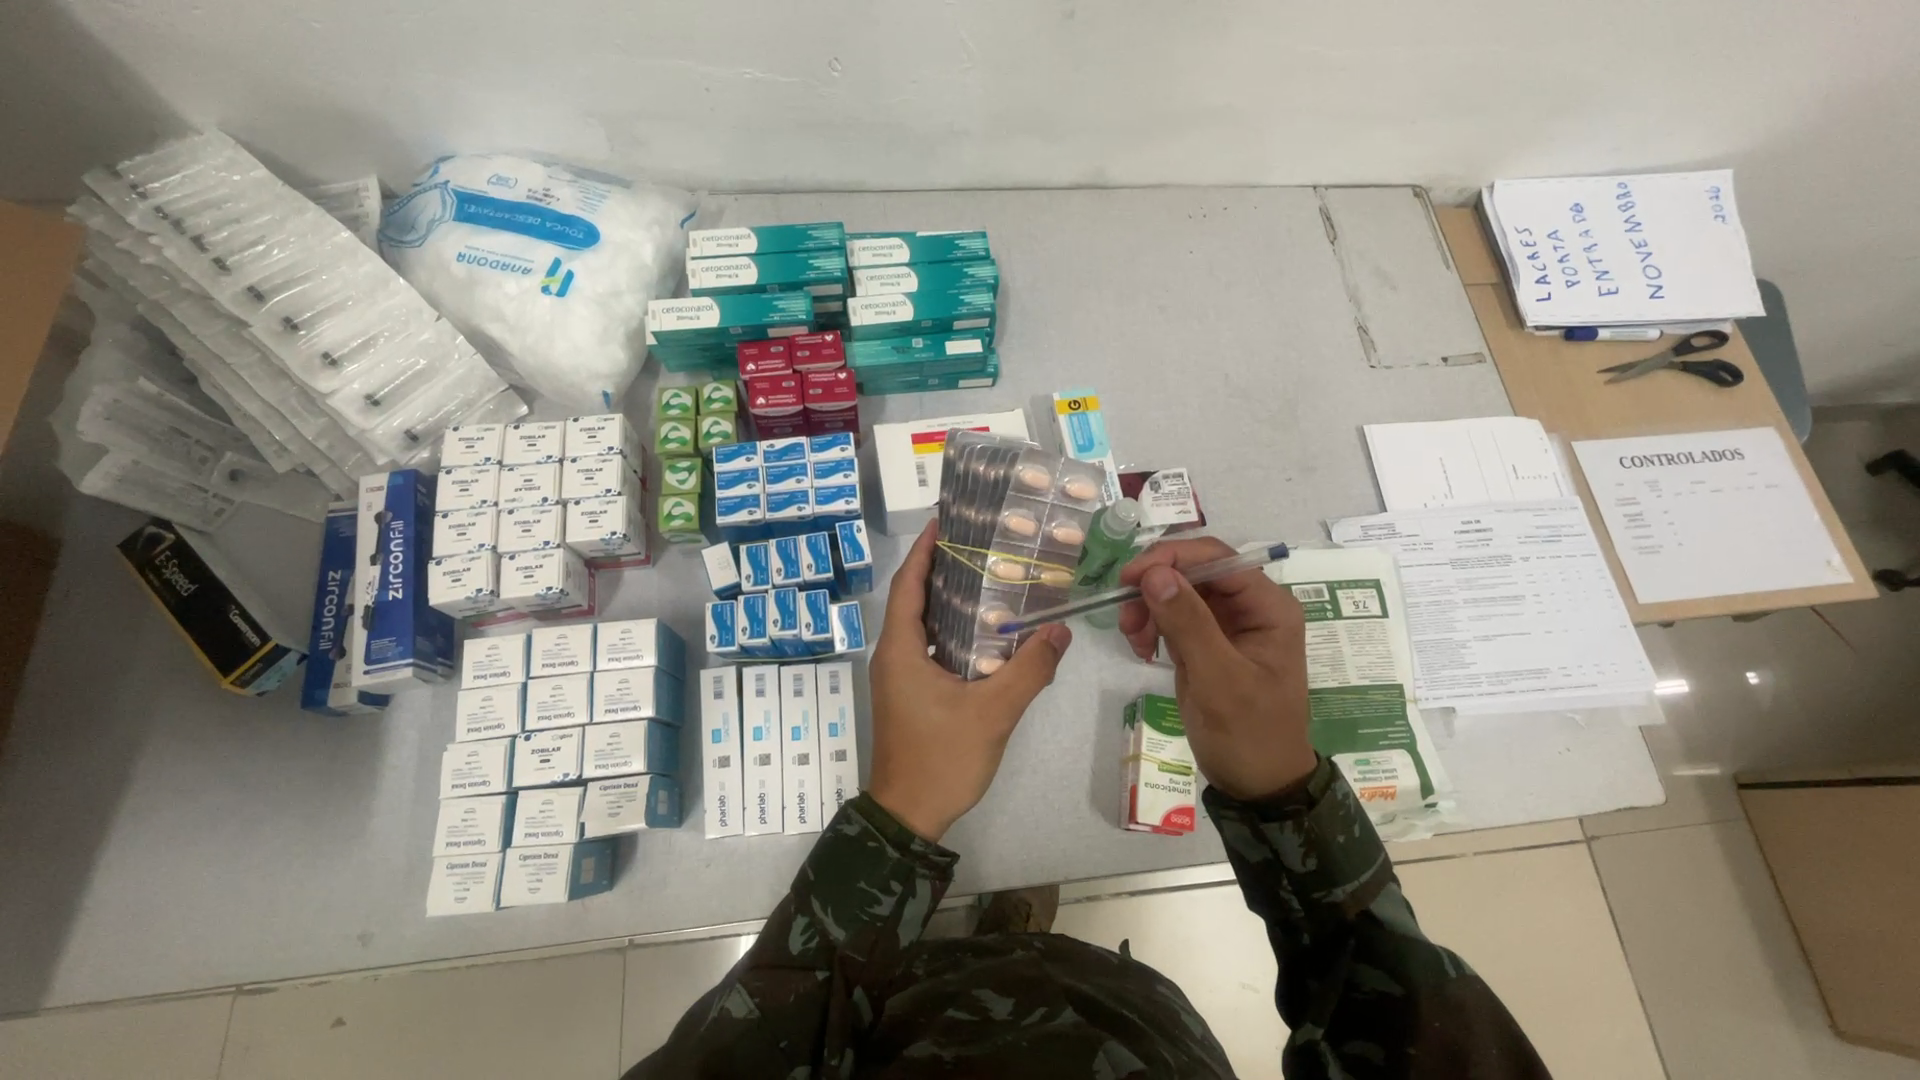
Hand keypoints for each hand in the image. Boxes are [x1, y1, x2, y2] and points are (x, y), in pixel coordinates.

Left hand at [866, 520, 1072, 842]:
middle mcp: (894, 655)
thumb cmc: (942, 759)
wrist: (909, 815)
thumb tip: (1060, 629)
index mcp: (901, 649)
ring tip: (990, 576)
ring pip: (923, 624)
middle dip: (943, 568)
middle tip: (983, 543)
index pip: (908, 584)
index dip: (924, 549)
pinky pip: (929, 647)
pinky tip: (987, 631)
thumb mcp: (993, 713)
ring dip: (949, 600)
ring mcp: (900, 676)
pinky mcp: (910, 694)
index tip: (947, 519)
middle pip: (915, 598)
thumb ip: (1029, 669)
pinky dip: (953, 631)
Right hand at [1118, 538, 1315, 799]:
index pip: (1217, 558)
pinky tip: (1142, 649)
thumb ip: (1188, 623)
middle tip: (1125, 616)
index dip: (1171, 558)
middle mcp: (1250, 606)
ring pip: (1177, 590)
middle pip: (1194, 570)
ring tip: (1133, 640)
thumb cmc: (1248, 733)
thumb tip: (1155, 574)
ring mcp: (1227, 624)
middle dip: (1155, 586)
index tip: (1130, 579)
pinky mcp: (1206, 641)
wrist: (1257, 783)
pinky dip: (1151, 625)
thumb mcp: (1218, 679)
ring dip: (1148, 606)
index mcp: (1268, 607)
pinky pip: (1172, 615)